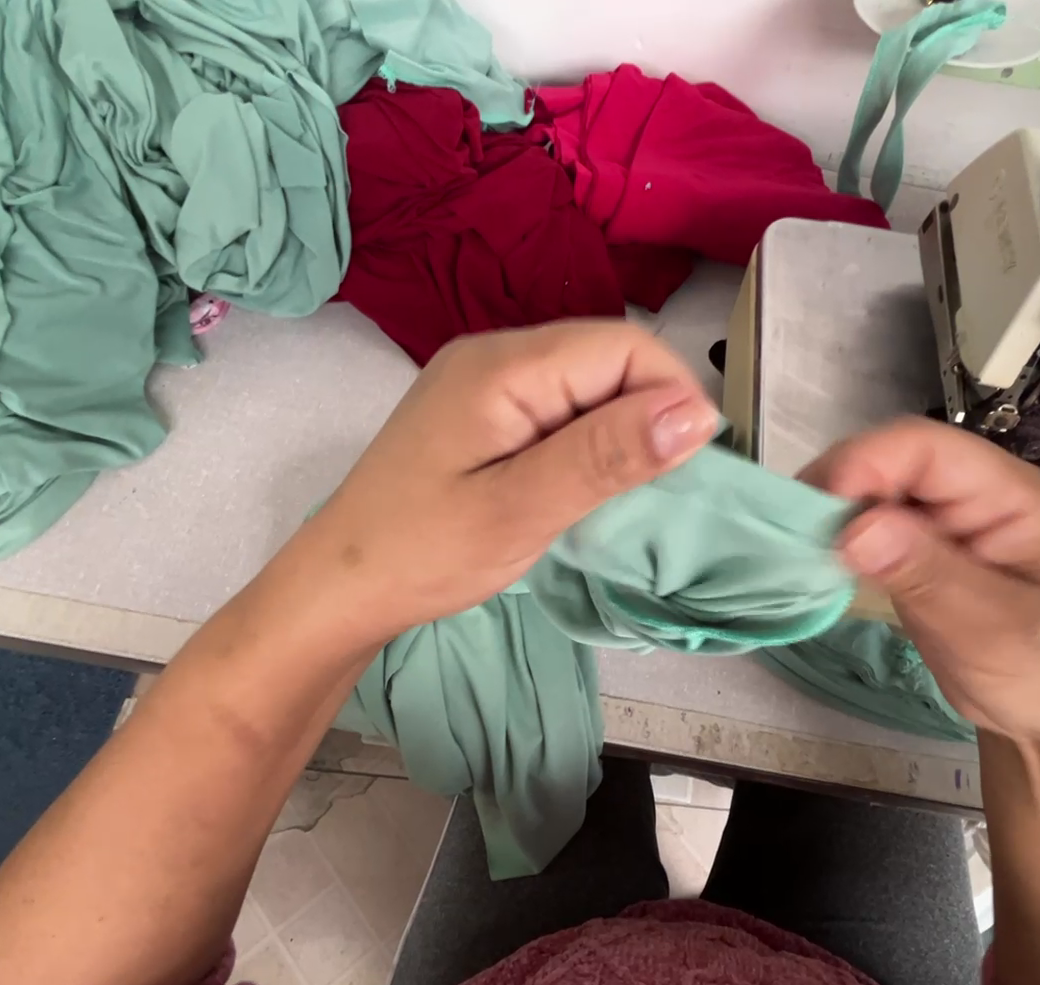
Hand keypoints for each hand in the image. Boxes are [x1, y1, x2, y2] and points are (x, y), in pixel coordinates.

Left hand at [291, 321, 716, 644]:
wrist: (342, 584)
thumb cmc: (423, 552)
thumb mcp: (520, 509)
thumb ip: (605, 456)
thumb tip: (696, 412)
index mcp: (502, 365)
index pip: (623, 345)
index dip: (670, 394)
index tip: (687, 466)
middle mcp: (493, 354)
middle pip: (605, 357)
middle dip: (645, 415)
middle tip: (649, 490)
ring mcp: (483, 381)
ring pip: (584, 384)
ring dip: (617, 431)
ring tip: (614, 492)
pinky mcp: (480, 411)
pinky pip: (555, 406)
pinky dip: (584, 440)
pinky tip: (578, 481)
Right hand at [800, 418, 1039, 741]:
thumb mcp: (996, 631)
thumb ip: (928, 576)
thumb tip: (854, 528)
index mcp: (1012, 496)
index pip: (927, 450)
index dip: (865, 464)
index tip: (816, 510)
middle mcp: (976, 496)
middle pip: (894, 460)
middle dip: (840, 485)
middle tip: (794, 533)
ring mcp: (948, 524)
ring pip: (876, 491)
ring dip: (834, 510)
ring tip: (800, 547)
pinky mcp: (923, 552)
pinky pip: (874, 526)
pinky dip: (841, 536)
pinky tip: (822, 560)